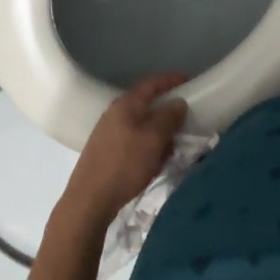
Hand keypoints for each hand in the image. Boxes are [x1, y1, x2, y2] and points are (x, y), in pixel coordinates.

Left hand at [61, 73, 188, 222]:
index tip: (190, 81)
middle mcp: (114, 114)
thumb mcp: (153, 139)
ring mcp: (108, 133)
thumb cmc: (125, 164)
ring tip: (173, 148)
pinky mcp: (106, 152)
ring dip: (159, 134)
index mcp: (125, 105)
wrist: (89, 200)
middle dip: (167, 112)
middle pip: (146, 105)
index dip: (171, 79)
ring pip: (141, 126)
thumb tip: (178, 102)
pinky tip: (154, 163)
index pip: (151, 83)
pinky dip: (148, 147)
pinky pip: (134, 142)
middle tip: (186, 121)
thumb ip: (169, 117)